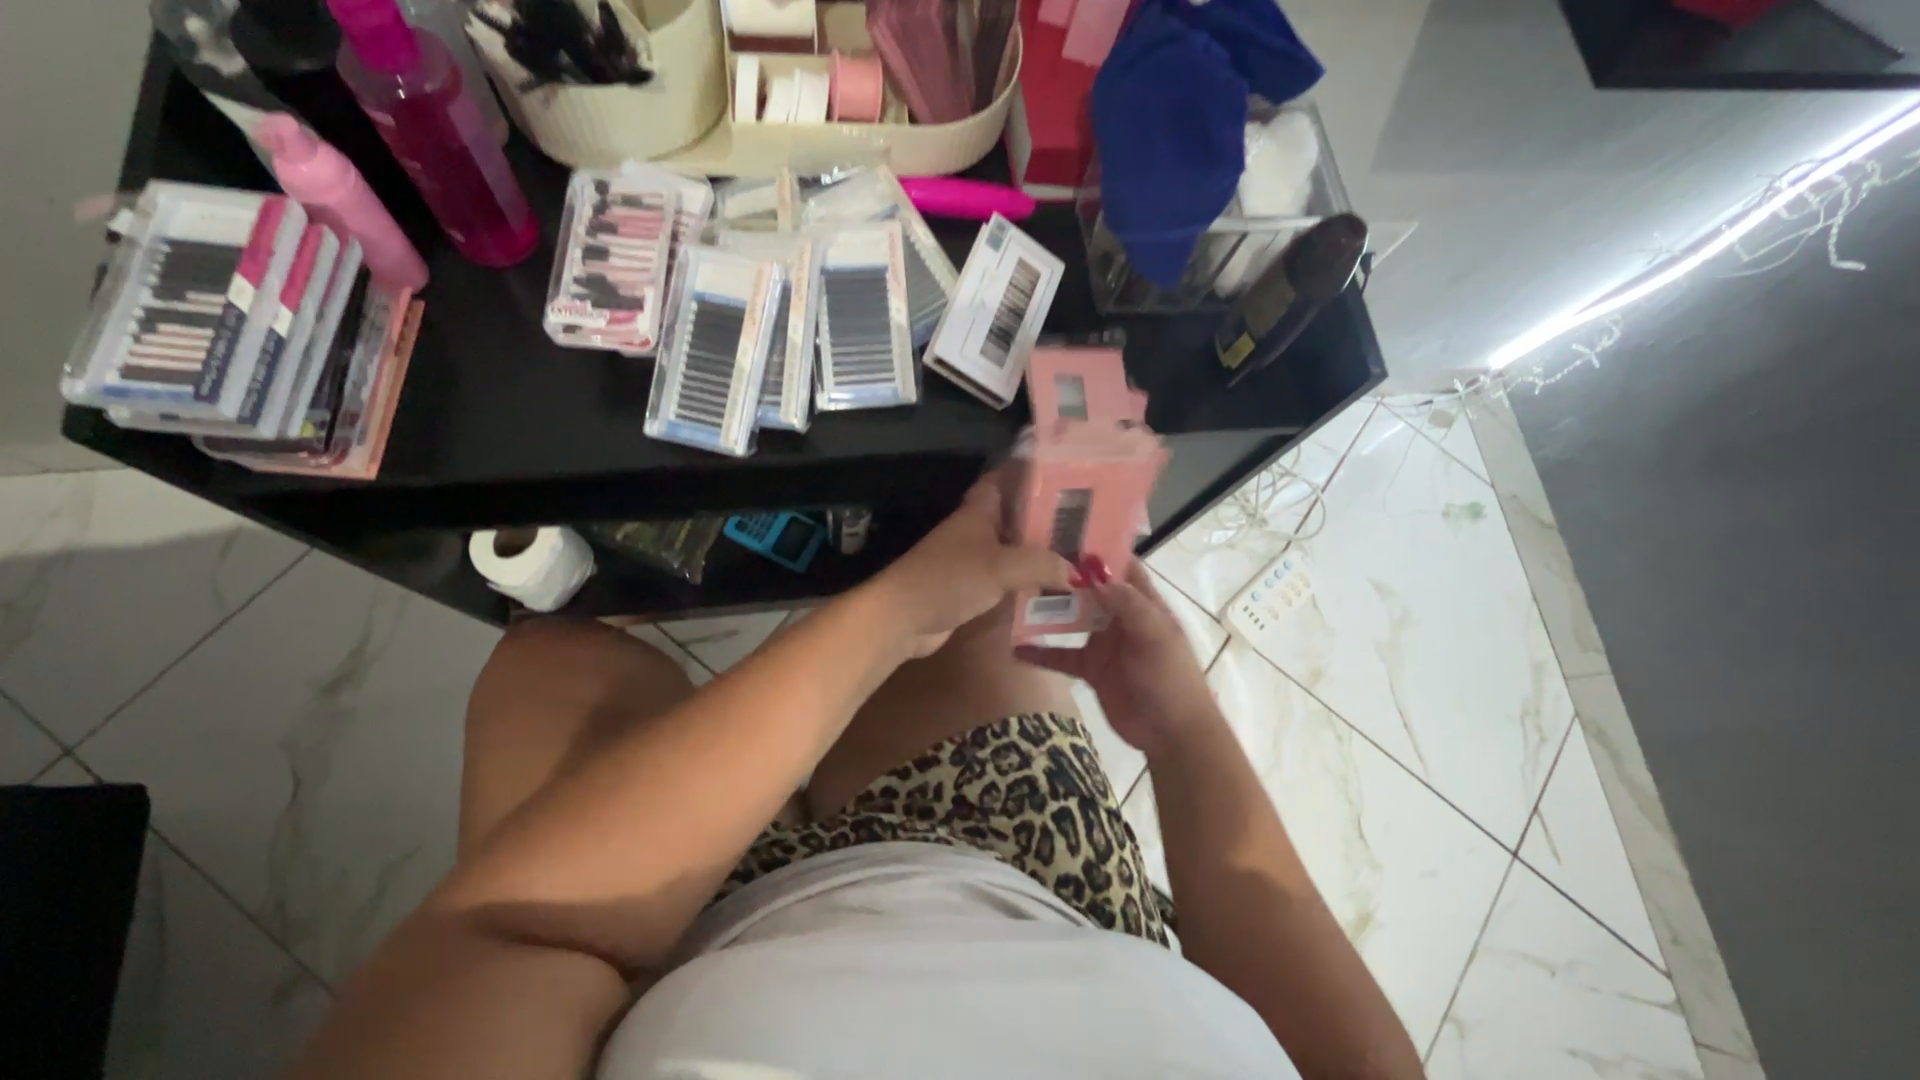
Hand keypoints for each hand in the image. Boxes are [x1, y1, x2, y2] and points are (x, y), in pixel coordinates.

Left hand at [868, 470, 1074, 658]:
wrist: (903, 618)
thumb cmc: (948, 578)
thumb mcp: (1001, 565)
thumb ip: (1041, 564)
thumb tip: (1077, 572)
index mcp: (979, 511)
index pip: (1006, 478)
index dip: (1031, 471)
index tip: (1066, 472)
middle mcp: (976, 530)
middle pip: (1016, 515)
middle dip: (1047, 517)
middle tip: (1088, 519)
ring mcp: (972, 560)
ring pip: (1013, 549)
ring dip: (1040, 552)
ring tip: (1081, 553)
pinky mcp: (971, 588)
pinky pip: (1007, 579)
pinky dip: (1028, 581)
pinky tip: (1055, 588)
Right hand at [1016, 558, 1219, 758]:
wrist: (1172, 734)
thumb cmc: (1171, 679)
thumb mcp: (1155, 636)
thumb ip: (1128, 603)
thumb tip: (1094, 571)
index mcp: (1143, 603)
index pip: (1120, 566)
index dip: (1097, 549)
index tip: (1064, 530)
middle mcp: (1121, 617)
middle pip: (1090, 588)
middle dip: (1064, 573)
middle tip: (1027, 556)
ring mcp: (1104, 643)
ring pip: (1071, 618)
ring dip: (1048, 608)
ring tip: (1015, 593)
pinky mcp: (1091, 669)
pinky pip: (1061, 656)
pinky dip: (1040, 653)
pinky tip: (1014, 648)